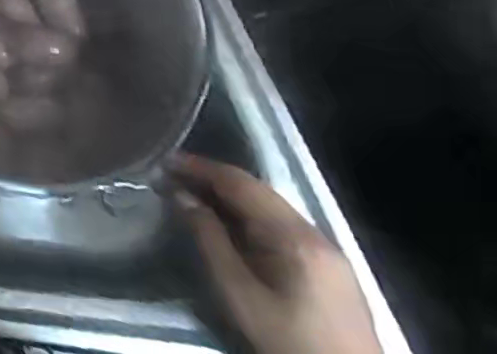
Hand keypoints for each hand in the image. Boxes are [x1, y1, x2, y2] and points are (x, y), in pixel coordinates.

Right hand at [171, 153, 380, 353]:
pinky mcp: (331, 267)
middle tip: (173, 174)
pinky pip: (282, 223)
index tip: (165, 161)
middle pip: (257, 189)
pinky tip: (230, 222)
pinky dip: (250, 213)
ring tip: (194, 193)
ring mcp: (328, 249)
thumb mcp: (238, 294)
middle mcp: (314, 231)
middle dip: (213, 177)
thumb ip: (209, 239)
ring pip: (270, 205)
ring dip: (231, 194)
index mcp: (293, 235)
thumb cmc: (287, 342)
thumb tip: (182, 195)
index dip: (200, 167)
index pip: (240, 183)